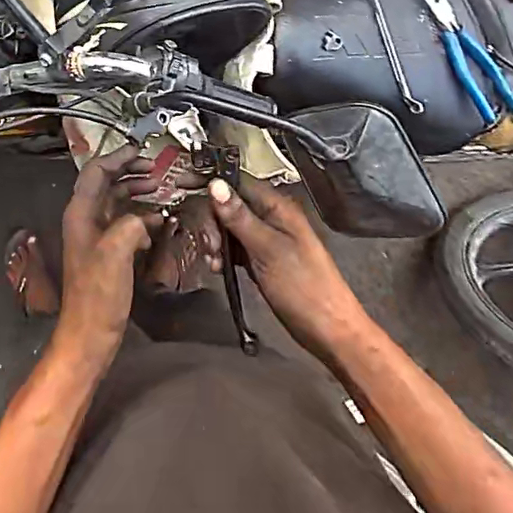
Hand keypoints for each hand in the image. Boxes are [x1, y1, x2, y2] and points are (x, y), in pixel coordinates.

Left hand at [53, 146, 157, 363]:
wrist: (89, 334)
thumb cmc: (98, 295)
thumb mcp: (116, 254)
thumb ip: (130, 225)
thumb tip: (146, 218)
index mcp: (80, 213)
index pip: (96, 172)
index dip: (117, 158)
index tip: (140, 151)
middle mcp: (84, 219)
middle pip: (105, 183)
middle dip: (129, 171)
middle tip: (155, 168)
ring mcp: (94, 235)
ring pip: (115, 201)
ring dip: (136, 191)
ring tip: (159, 187)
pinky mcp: (105, 252)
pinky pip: (123, 223)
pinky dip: (139, 216)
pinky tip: (157, 221)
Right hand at [208, 175, 365, 352]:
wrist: (331, 333)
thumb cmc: (304, 288)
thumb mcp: (267, 250)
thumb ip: (239, 217)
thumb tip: (215, 183)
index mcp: (277, 207)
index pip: (236, 180)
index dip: (209, 179)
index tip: (182, 184)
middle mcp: (270, 216)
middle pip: (227, 203)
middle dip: (210, 220)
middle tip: (208, 245)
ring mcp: (265, 238)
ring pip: (227, 225)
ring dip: (214, 239)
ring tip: (213, 261)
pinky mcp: (260, 258)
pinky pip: (233, 246)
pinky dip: (222, 254)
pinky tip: (218, 268)